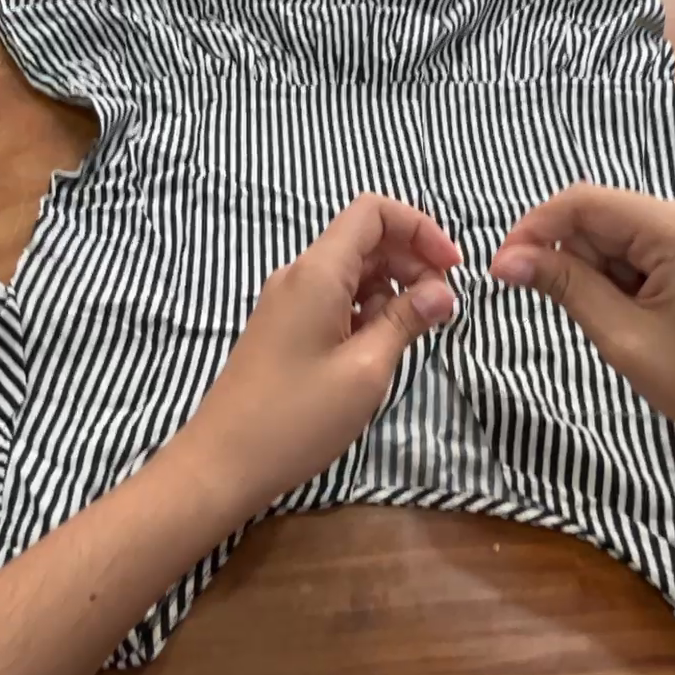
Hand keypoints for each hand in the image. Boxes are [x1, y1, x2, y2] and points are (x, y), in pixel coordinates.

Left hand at [175, 194, 461, 516]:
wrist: (222, 461)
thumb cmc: (297, 417)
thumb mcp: (365, 370)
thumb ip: (405, 321)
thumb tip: (442, 292)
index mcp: (317, 271)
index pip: (373, 212)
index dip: (419, 228)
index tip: (452, 269)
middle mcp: (299, 275)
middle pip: (364, 240)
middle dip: (411, 262)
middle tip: (441, 309)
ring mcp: (288, 301)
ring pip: (351, 272)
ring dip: (390, 290)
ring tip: (413, 333)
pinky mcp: (285, 327)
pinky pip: (334, 299)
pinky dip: (365, 311)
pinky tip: (379, 348)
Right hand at [489, 186, 674, 482]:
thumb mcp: (624, 338)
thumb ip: (564, 286)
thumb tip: (505, 260)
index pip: (584, 201)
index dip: (533, 229)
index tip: (503, 269)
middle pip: (604, 216)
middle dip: (578, 261)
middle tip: (591, 317)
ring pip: (623, 230)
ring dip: (606, 271)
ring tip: (630, 321)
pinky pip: (649, 239)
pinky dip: (630, 271)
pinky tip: (648, 310)